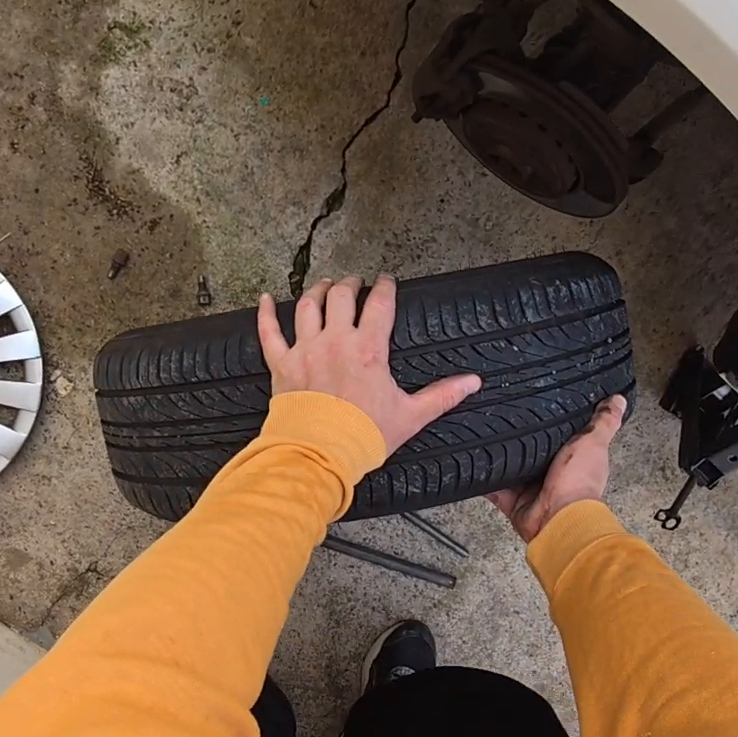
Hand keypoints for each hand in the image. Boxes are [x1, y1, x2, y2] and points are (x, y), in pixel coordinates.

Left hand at [257, 275, 481, 456]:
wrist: (320, 455)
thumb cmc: (364, 436)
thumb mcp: (411, 416)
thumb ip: (442, 395)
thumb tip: (473, 382)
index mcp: (369, 349)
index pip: (379, 304)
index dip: (385, 288)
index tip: (386, 281)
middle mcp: (335, 341)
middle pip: (341, 297)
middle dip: (350, 285)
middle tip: (355, 283)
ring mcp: (305, 350)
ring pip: (308, 307)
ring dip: (316, 291)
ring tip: (323, 285)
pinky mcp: (281, 365)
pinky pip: (268, 332)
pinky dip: (265, 314)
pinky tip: (264, 300)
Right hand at [486, 394, 627, 540]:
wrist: (557, 517)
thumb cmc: (578, 482)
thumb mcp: (593, 442)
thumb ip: (603, 422)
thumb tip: (619, 399)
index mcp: (573, 460)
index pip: (558, 436)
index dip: (548, 423)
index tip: (535, 405)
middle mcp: (551, 475)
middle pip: (530, 452)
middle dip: (517, 439)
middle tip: (501, 416)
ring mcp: (530, 490)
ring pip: (510, 468)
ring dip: (500, 457)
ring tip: (482, 434)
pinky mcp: (512, 501)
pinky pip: (492, 487)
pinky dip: (483, 479)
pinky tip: (473, 462)